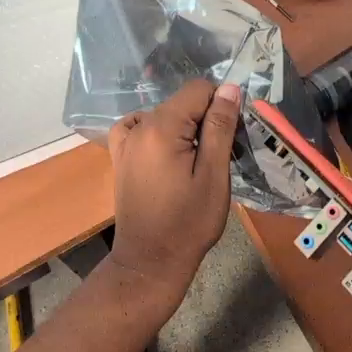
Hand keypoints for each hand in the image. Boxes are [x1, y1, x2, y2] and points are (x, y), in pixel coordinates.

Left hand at [105, 81, 239, 307]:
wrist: (150, 262)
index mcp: (161, 127)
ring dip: (184, 129)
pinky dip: (156, 131)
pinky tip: (166, 149)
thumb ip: (220, 127)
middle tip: (217, 157)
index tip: (230, 136)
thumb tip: (229, 89)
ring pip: (165, 115)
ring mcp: (125, 142)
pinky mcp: (121, 157)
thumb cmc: (188, 222)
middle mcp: (139, 127)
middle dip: (204, 119)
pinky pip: (139, 126)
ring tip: (195, 162)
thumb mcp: (213, 175)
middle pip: (182, 102)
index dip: (221, 106)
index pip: (198, 90)